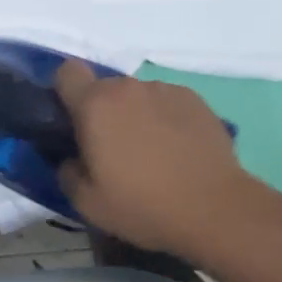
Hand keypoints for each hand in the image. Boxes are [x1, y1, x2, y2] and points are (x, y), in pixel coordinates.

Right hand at [55, 61, 260, 259]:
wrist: (215, 209)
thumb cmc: (143, 205)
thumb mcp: (88, 203)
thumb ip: (67, 172)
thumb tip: (71, 158)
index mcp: (95, 104)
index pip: (66, 72)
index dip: (65, 92)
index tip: (72, 121)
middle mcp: (128, 87)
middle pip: (104, 88)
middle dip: (103, 112)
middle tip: (113, 150)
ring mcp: (164, 89)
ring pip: (137, 96)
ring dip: (136, 115)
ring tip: (153, 153)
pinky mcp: (195, 99)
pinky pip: (167, 102)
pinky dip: (165, 119)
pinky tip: (179, 150)